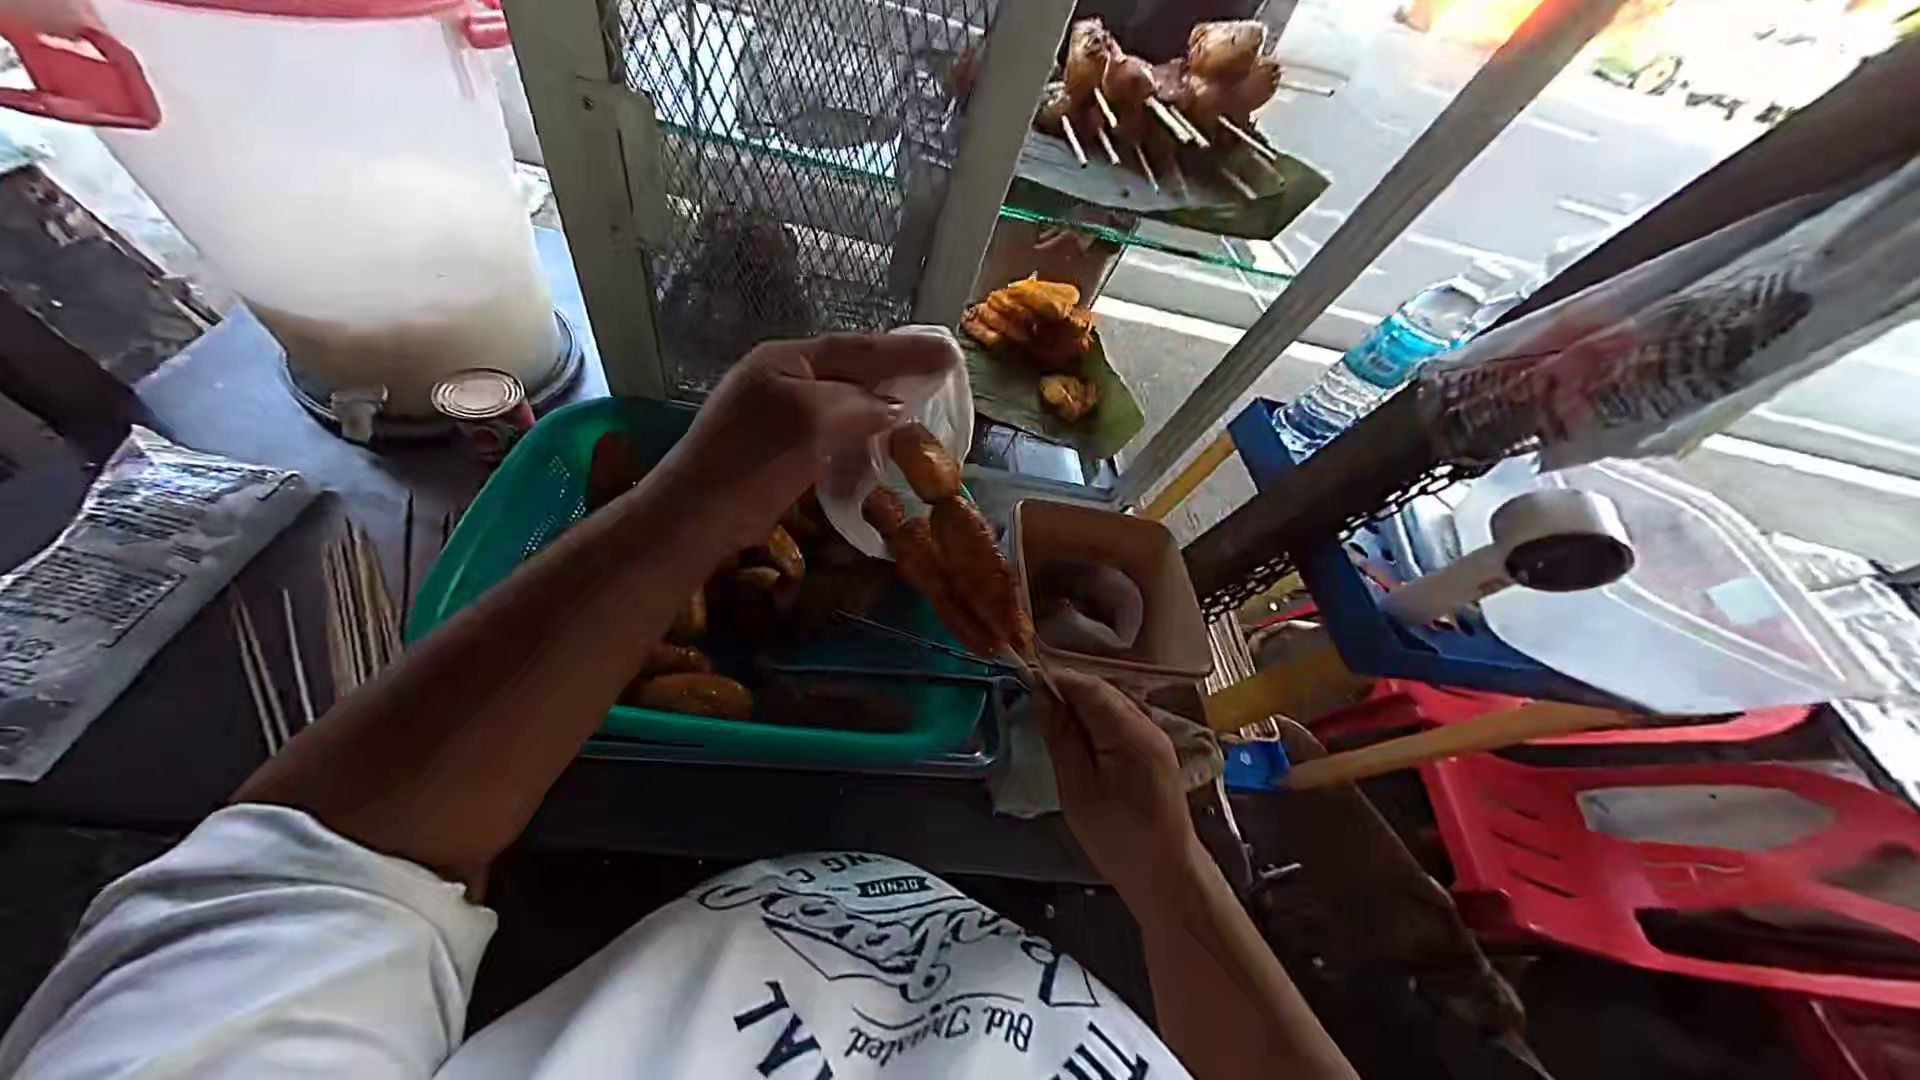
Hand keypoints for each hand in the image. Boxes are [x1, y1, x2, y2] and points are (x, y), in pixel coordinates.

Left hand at [659, 333, 954, 549]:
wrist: (700, 515)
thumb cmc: (750, 461)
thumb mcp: (806, 421)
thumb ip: (856, 405)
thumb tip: (896, 406)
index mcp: (787, 360)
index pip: (857, 348)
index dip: (905, 351)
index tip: (950, 354)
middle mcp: (788, 379)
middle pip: (853, 368)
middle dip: (897, 369)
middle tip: (942, 370)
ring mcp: (786, 413)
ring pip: (848, 400)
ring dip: (885, 401)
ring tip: (923, 401)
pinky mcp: (790, 447)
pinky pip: (839, 430)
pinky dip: (866, 432)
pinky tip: (886, 439)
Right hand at [1038, 670, 1202, 900]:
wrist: (1167, 874)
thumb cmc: (1119, 838)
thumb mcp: (1078, 790)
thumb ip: (1061, 738)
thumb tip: (1042, 698)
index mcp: (1130, 734)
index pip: (1090, 688)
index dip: (1057, 680)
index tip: (1026, 680)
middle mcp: (1147, 726)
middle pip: (1102, 690)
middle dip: (1067, 689)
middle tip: (1032, 699)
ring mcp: (1154, 736)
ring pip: (1111, 702)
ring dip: (1080, 703)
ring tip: (1049, 716)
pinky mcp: (1153, 749)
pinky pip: (1120, 718)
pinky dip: (1095, 717)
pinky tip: (1077, 732)